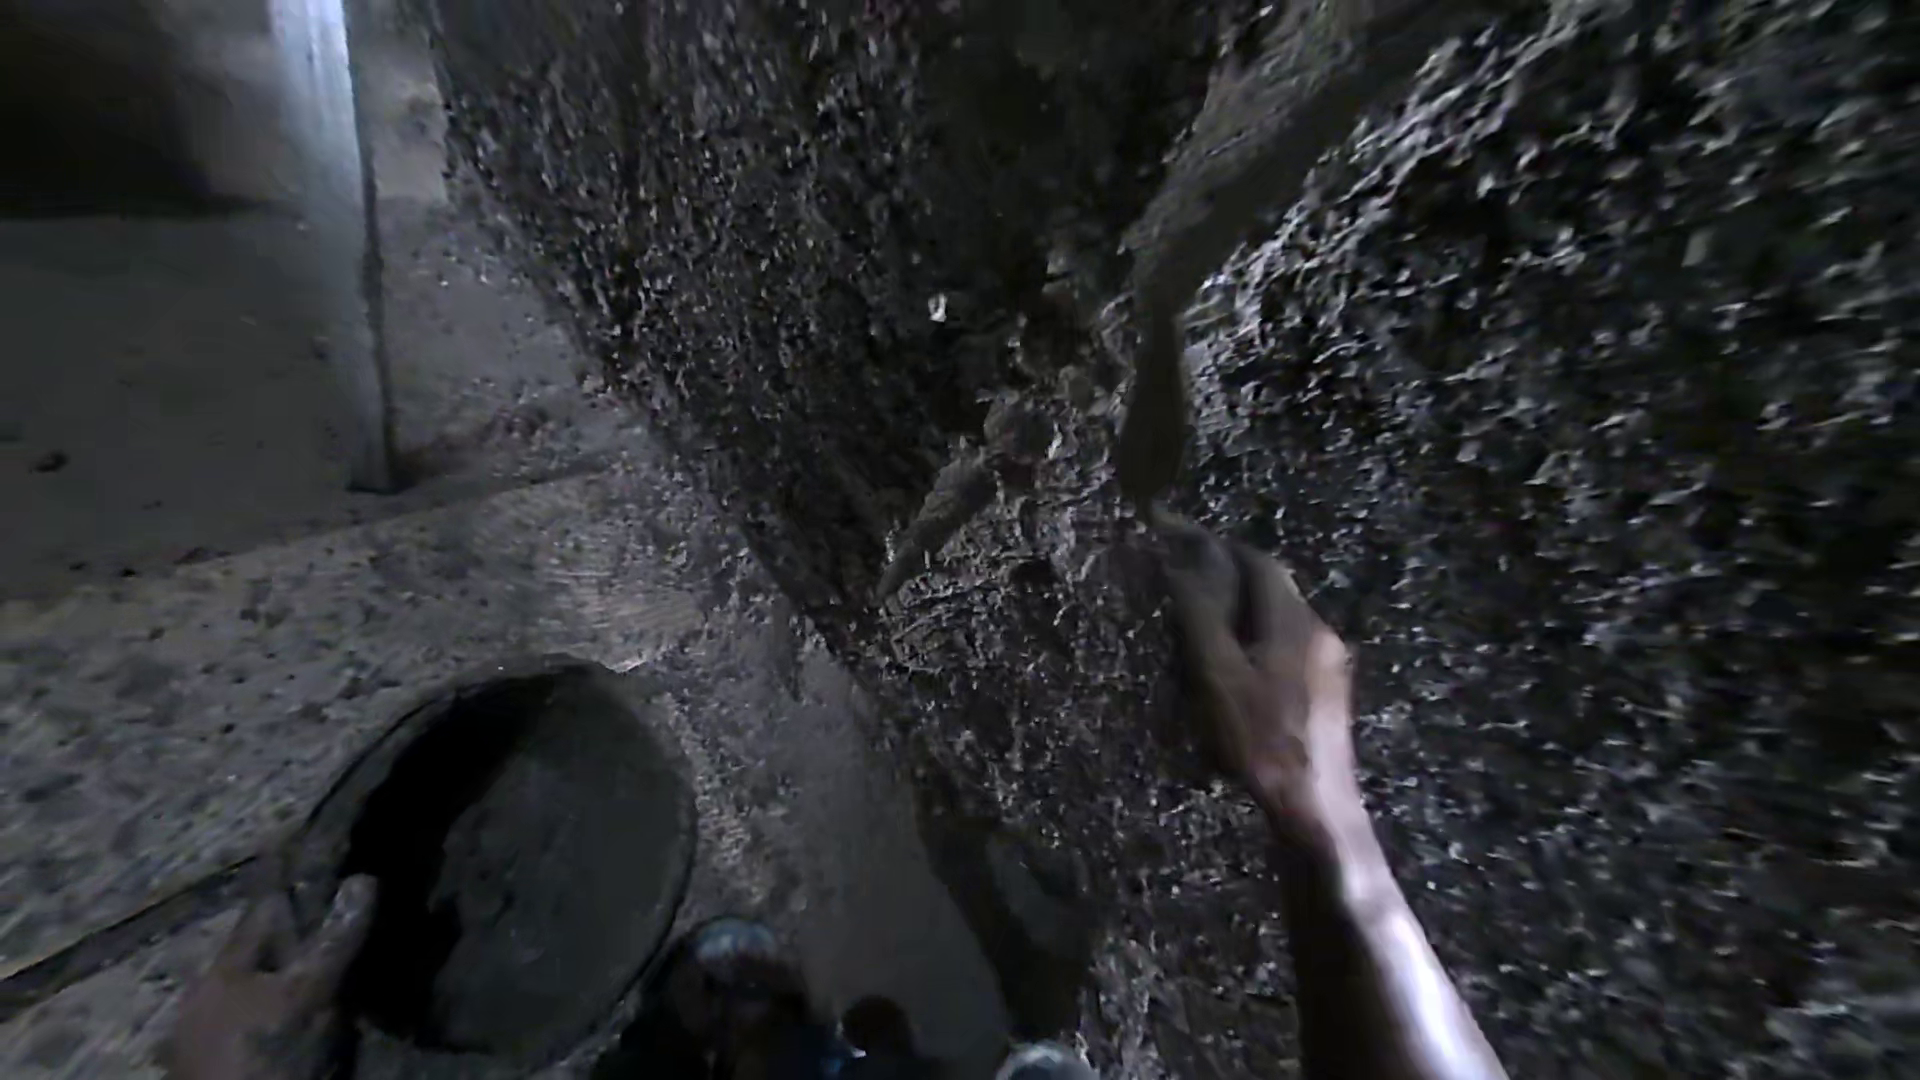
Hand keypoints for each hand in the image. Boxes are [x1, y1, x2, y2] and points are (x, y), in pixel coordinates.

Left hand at [162, 876, 376, 1079]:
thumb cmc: (267, 1054)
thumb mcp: (307, 994)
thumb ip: (336, 936)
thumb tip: (364, 876)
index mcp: (224, 973)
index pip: (265, 906)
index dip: (292, 868)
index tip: (314, 827)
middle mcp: (226, 989)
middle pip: (279, 931)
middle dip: (316, 899)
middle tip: (362, 861)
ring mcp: (240, 1017)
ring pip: (289, 958)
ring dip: (323, 931)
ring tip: (367, 900)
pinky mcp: (262, 1035)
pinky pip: (298, 981)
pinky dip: (325, 960)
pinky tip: (353, 952)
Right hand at [1159, 522, 1356, 825]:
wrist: (1315, 807)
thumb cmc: (1261, 737)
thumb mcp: (1219, 674)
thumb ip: (1200, 617)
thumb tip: (1178, 567)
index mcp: (1296, 623)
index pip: (1260, 563)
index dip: (1221, 545)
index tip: (1185, 537)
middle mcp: (1319, 631)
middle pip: (1274, 585)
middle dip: (1231, 572)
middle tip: (1189, 573)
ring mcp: (1328, 660)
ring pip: (1281, 613)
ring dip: (1244, 601)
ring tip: (1204, 610)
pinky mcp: (1327, 685)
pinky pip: (1288, 638)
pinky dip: (1257, 628)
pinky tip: (1235, 652)